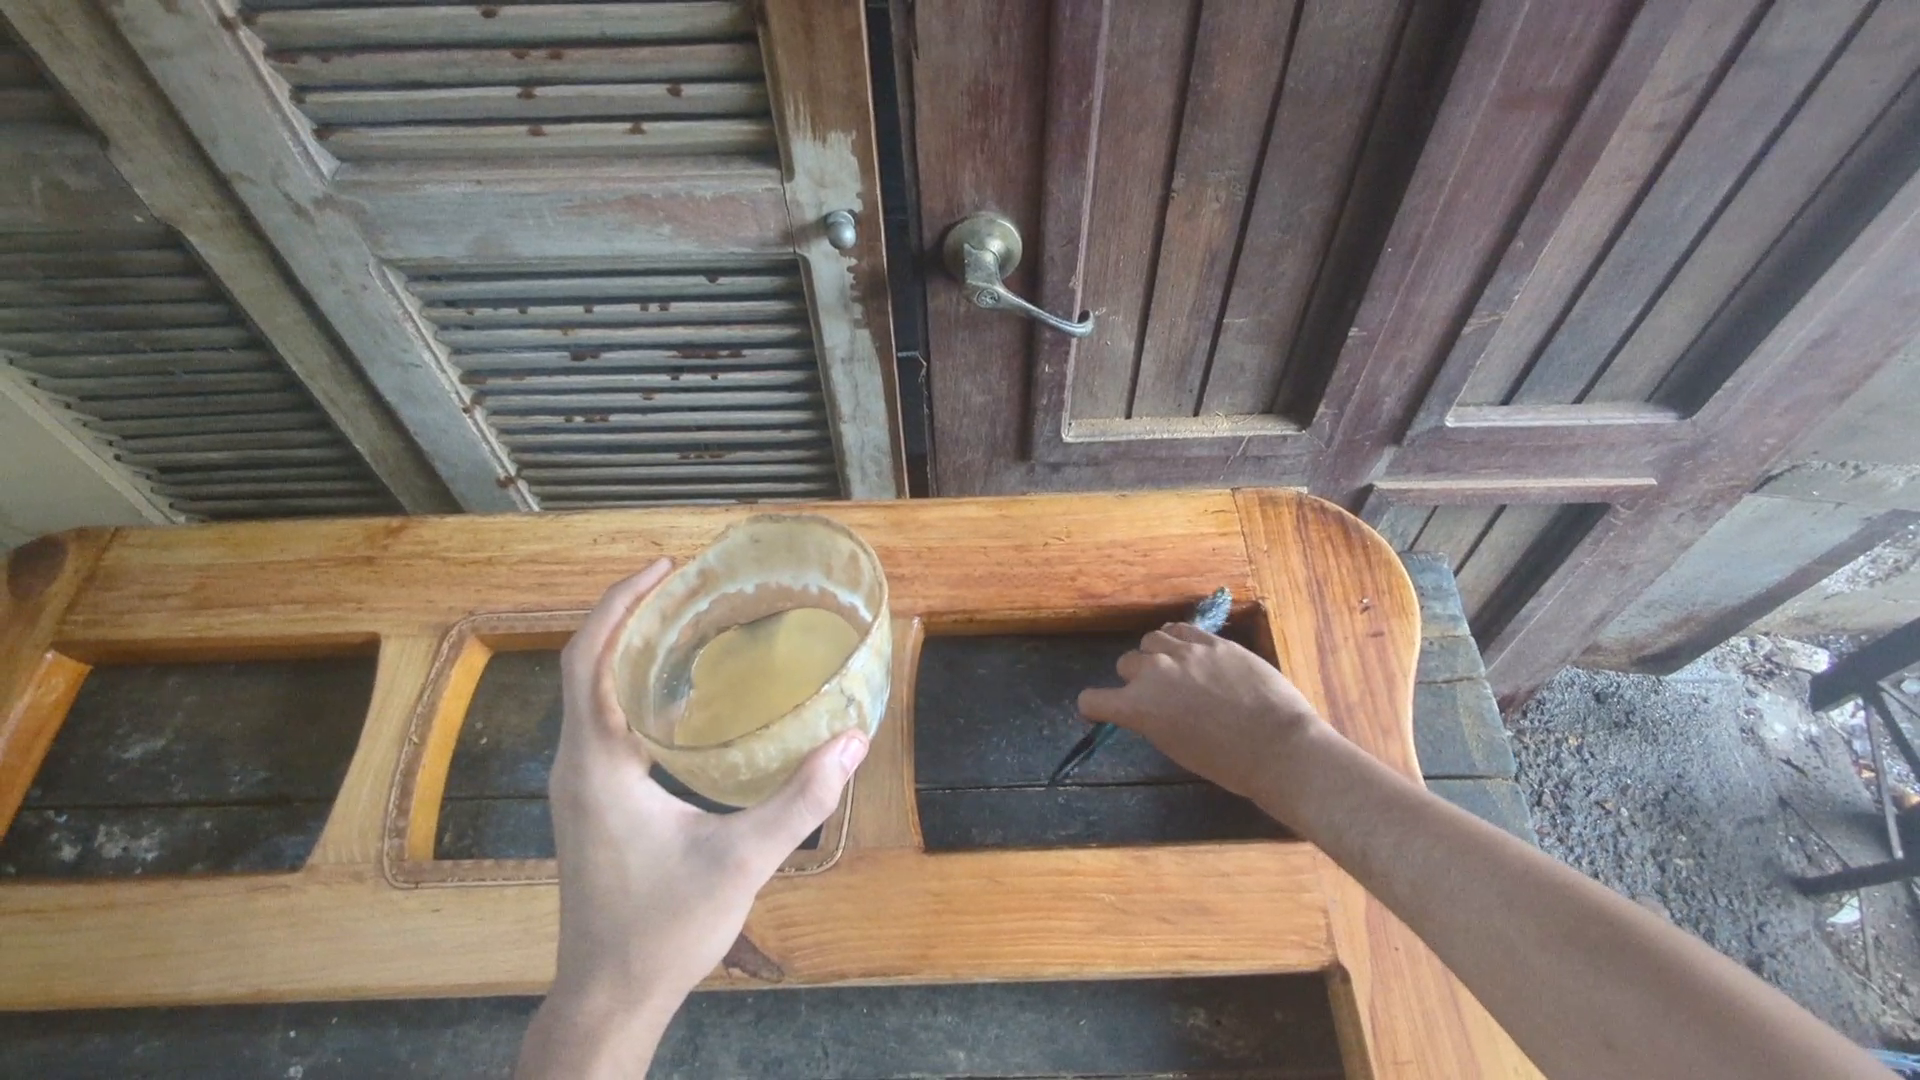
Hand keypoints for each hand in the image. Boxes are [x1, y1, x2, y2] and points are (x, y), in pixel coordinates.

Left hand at [518, 560, 868, 1077]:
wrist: (609, 998)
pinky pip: (606, 722)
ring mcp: (581, 787)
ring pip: (594, 695)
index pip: (587, 659)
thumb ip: (800, 800)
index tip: (665, 567)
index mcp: (597, 765)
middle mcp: (577, 765)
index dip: (620, 603)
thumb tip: (853, 740)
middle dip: (630, 616)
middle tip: (690, 586)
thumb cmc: (663, 929)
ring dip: (632, 651)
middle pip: (588, 666)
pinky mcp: (593, 804)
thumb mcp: (741, 861)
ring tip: (690, 624)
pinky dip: (637, 689)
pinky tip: (686, 696)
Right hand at [1077, 624, 1330, 806]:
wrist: (1278, 747)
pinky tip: (1191, 653)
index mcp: (1138, 707)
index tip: (1103, 710)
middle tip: (1156, 694)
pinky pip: (1180, 630)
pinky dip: (1178, 641)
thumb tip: (1148, 706)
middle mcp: (1153, 672)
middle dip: (1134, 679)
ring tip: (1174, 669)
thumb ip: (1151, 719)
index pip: (1093, 699)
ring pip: (1151, 640)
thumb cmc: (1227, 763)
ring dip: (1155, 655)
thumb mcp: (1175, 746)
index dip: (1095, 707)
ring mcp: (1185, 651)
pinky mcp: (1213, 640)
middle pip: (1126, 663)